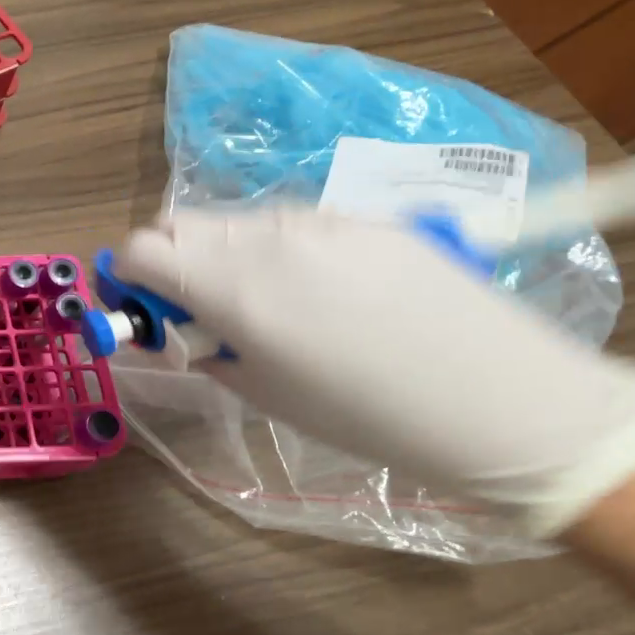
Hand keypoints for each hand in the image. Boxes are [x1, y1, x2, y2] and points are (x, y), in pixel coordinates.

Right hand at [116, 207, 634, 536]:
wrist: (505, 405)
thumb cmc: (366, 417)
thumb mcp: (260, 391)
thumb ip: (199, 346)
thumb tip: (171, 325)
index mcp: (233, 287)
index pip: (139, 249)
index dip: (130, 279)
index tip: (148, 310)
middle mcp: (265, 239)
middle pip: (176, 222)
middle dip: (169, 260)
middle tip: (197, 308)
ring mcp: (318, 221)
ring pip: (231, 220)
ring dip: (221, 253)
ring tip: (268, 303)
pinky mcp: (362, 218)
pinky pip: (289, 222)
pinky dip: (274, 248)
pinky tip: (321, 291)